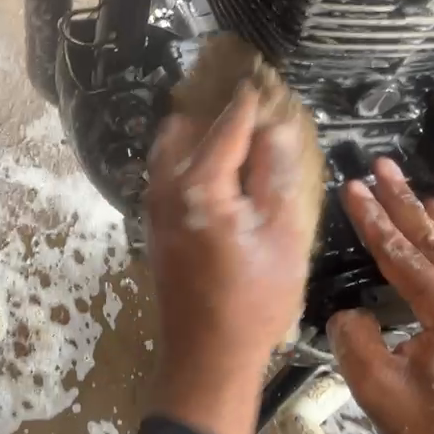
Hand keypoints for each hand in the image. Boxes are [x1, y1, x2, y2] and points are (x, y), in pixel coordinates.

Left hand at [144, 79, 318, 433]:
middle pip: (186, 128)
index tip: (259, 80)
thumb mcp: (282, 236)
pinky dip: (185, 154)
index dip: (246, 103)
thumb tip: (275, 128)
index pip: (226, 127)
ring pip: (168, 146)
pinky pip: (164, 168)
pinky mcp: (152, 218)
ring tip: (232, 128)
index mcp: (199, 185)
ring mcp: (152, 202)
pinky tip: (214, 165)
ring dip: (196, 131)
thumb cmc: (254, 299)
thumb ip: (274, 175)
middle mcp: (165, 185)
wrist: (206, 353)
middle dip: (214, 110)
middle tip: (245, 102)